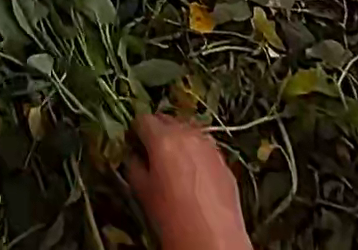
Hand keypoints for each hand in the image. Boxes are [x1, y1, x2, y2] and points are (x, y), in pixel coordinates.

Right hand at [125, 114, 252, 249]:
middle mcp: (186, 134)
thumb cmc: (172, 219)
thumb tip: (134, 154)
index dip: (136, 132)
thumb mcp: (142, 191)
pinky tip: (193, 173)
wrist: (215, 245)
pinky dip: (195, 151)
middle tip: (152, 152)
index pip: (142, 119)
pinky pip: (204, 146)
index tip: (134, 145)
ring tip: (175, 160)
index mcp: (162, 138)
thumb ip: (133, 164)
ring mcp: (208, 146)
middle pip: (165, 119)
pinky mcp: (224, 161)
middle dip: (156, 131)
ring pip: (187, 129)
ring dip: (177, 137)